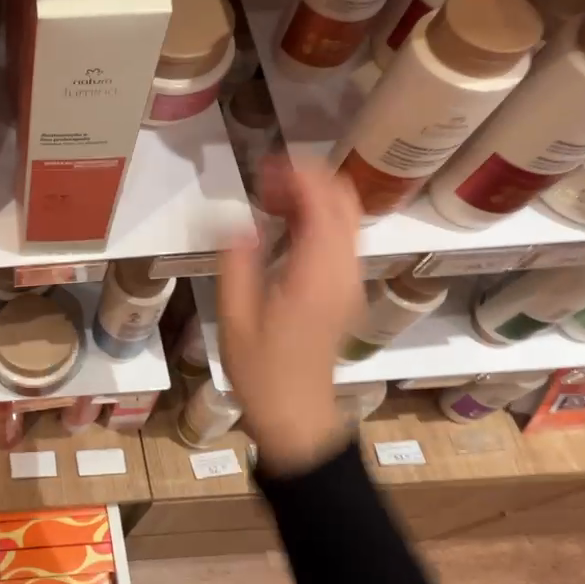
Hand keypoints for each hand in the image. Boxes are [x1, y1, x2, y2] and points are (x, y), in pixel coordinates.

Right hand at [218, 156, 365, 475]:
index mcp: (317, 275)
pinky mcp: (345, 290)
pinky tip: (282, 230)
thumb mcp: (234, 316)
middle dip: (308, 179)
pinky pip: (340, 239)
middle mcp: (343, 271)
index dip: (298, 174)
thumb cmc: (261, 372)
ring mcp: (350, 281)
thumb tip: (239, 222)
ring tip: (268, 202)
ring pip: (346, 217)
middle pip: (344, 201)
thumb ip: (237, 261)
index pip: (324, 203)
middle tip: (264, 183)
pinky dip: (317, 221)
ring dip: (312, 199)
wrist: (297, 416)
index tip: (263, 167)